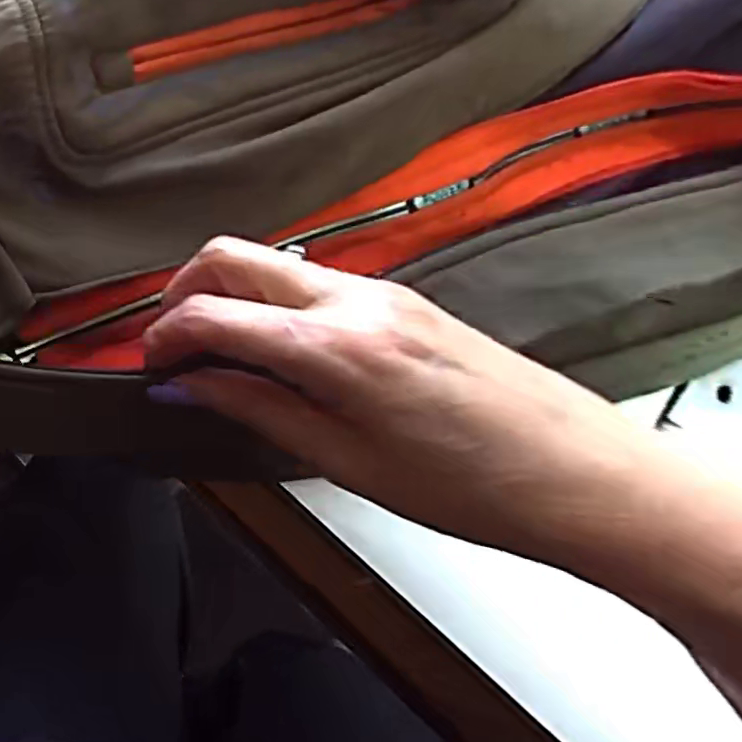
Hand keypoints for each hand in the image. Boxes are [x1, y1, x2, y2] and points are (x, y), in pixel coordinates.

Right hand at [141, 237, 689, 560]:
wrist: (591, 479)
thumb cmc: (470, 486)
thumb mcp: (339, 458)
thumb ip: (250, 406)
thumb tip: (184, 385)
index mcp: (335, 347)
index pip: (213, 313)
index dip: (165, 336)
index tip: (150, 365)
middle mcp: (352, 298)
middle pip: (230, 255)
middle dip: (180, 291)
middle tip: (168, 342)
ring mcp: (377, 289)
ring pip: (265, 259)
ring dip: (221, 292)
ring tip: (210, 349)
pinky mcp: (394, 295)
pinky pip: (302, 278)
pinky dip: (262, 300)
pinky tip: (264, 347)